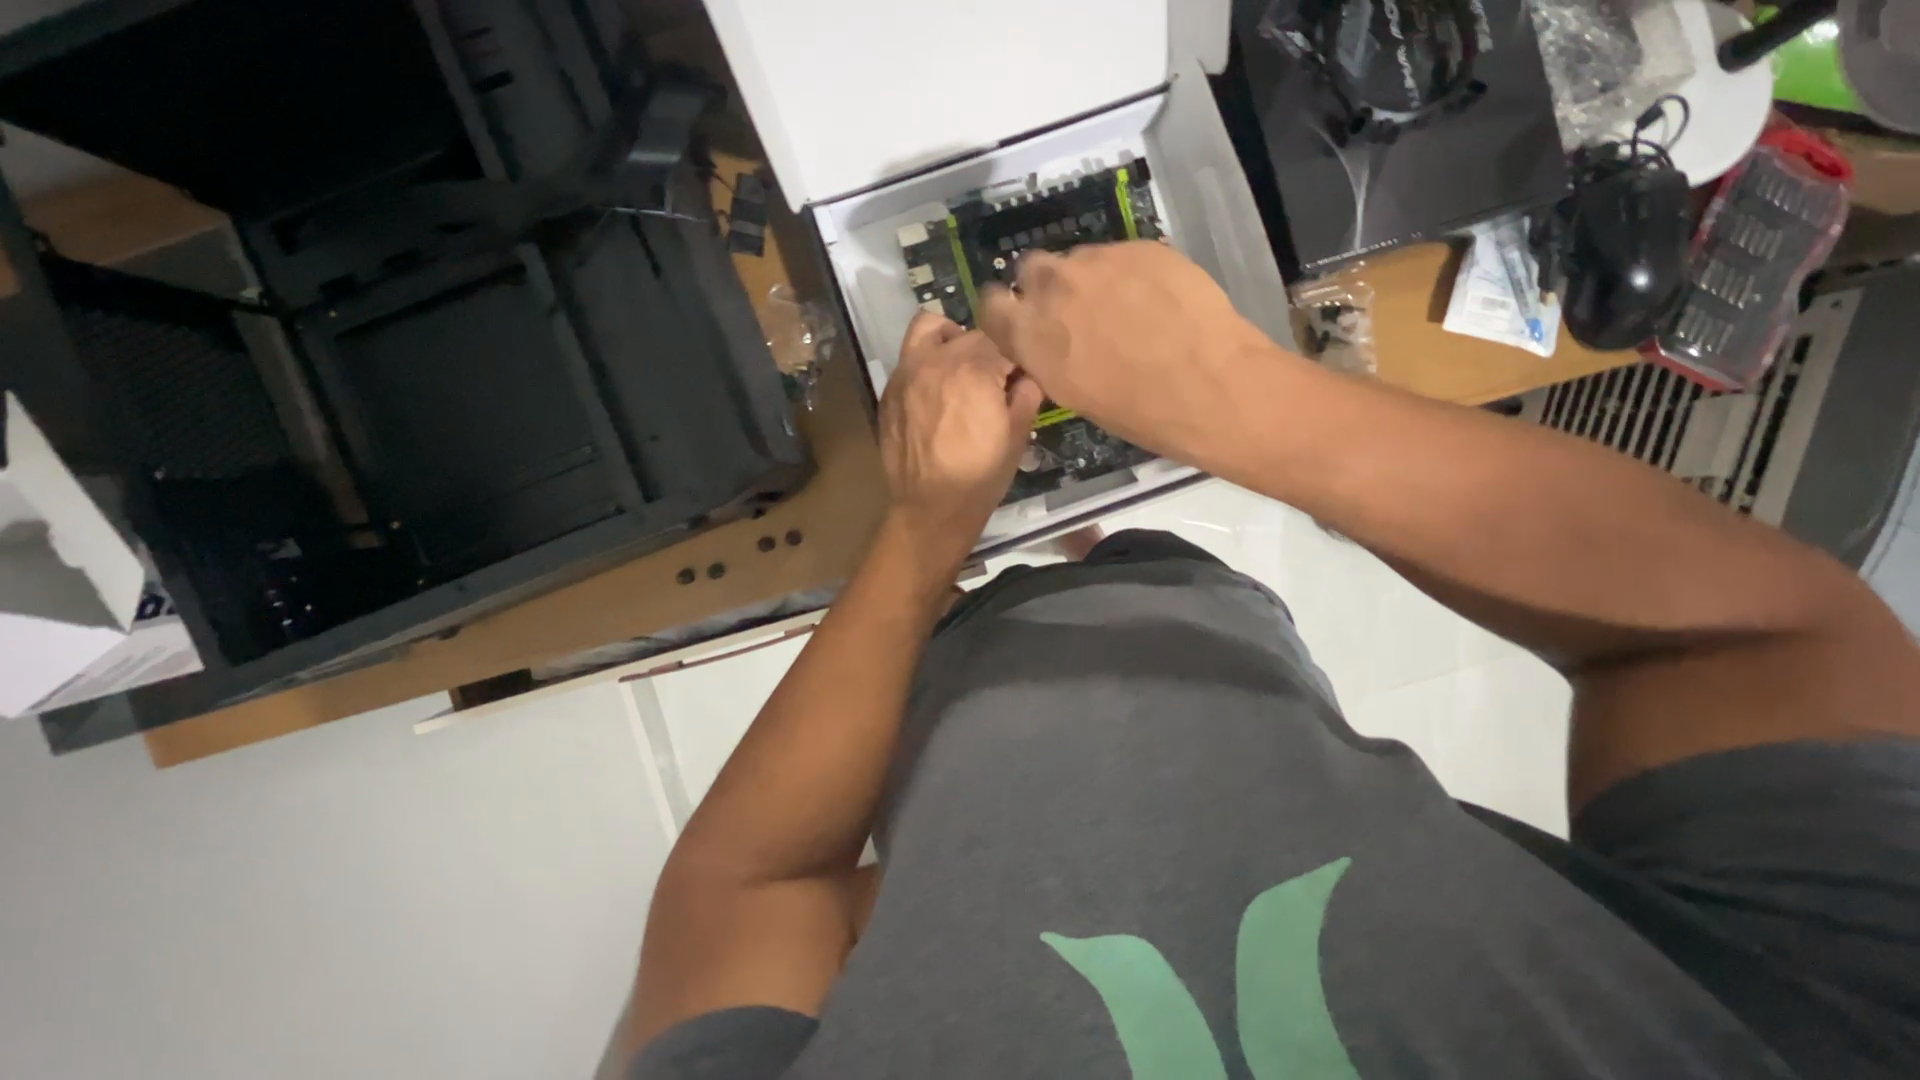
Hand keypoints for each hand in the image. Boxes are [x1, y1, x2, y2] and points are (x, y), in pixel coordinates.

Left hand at [879, 312, 1042, 549]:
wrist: (931, 507)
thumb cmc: (981, 475)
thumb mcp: (1018, 436)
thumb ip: (1027, 395)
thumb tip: (1027, 377)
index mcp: (973, 367)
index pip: (1002, 341)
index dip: (1014, 361)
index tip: (1018, 381)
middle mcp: (936, 360)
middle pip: (968, 334)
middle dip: (985, 351)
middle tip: (992, 380)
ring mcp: (907, 373)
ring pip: (927, 328)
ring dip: (948, 339)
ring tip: (958, 366)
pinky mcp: (889, 391)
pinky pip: (908, 359)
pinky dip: (925, 364)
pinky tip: (935, 394)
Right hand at [978, 241, 1294, 461]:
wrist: (1209, 383)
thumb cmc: (1139, 410)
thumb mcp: (1074, 393)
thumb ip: (1049, 355)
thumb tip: (1054, 342)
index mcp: (1029, 335)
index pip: (992, 305)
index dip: (1007, 311)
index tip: (1022, 318)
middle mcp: (1053, 289)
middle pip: (1032, 269)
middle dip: (1047, 285)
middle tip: (1076, 310)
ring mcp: (1096, 261)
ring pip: (1079, 260)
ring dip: (1090, 278)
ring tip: (1124, 306)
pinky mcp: (1138, 246)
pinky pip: (1120, 254)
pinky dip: (1129, 272)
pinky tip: (1156, 298)